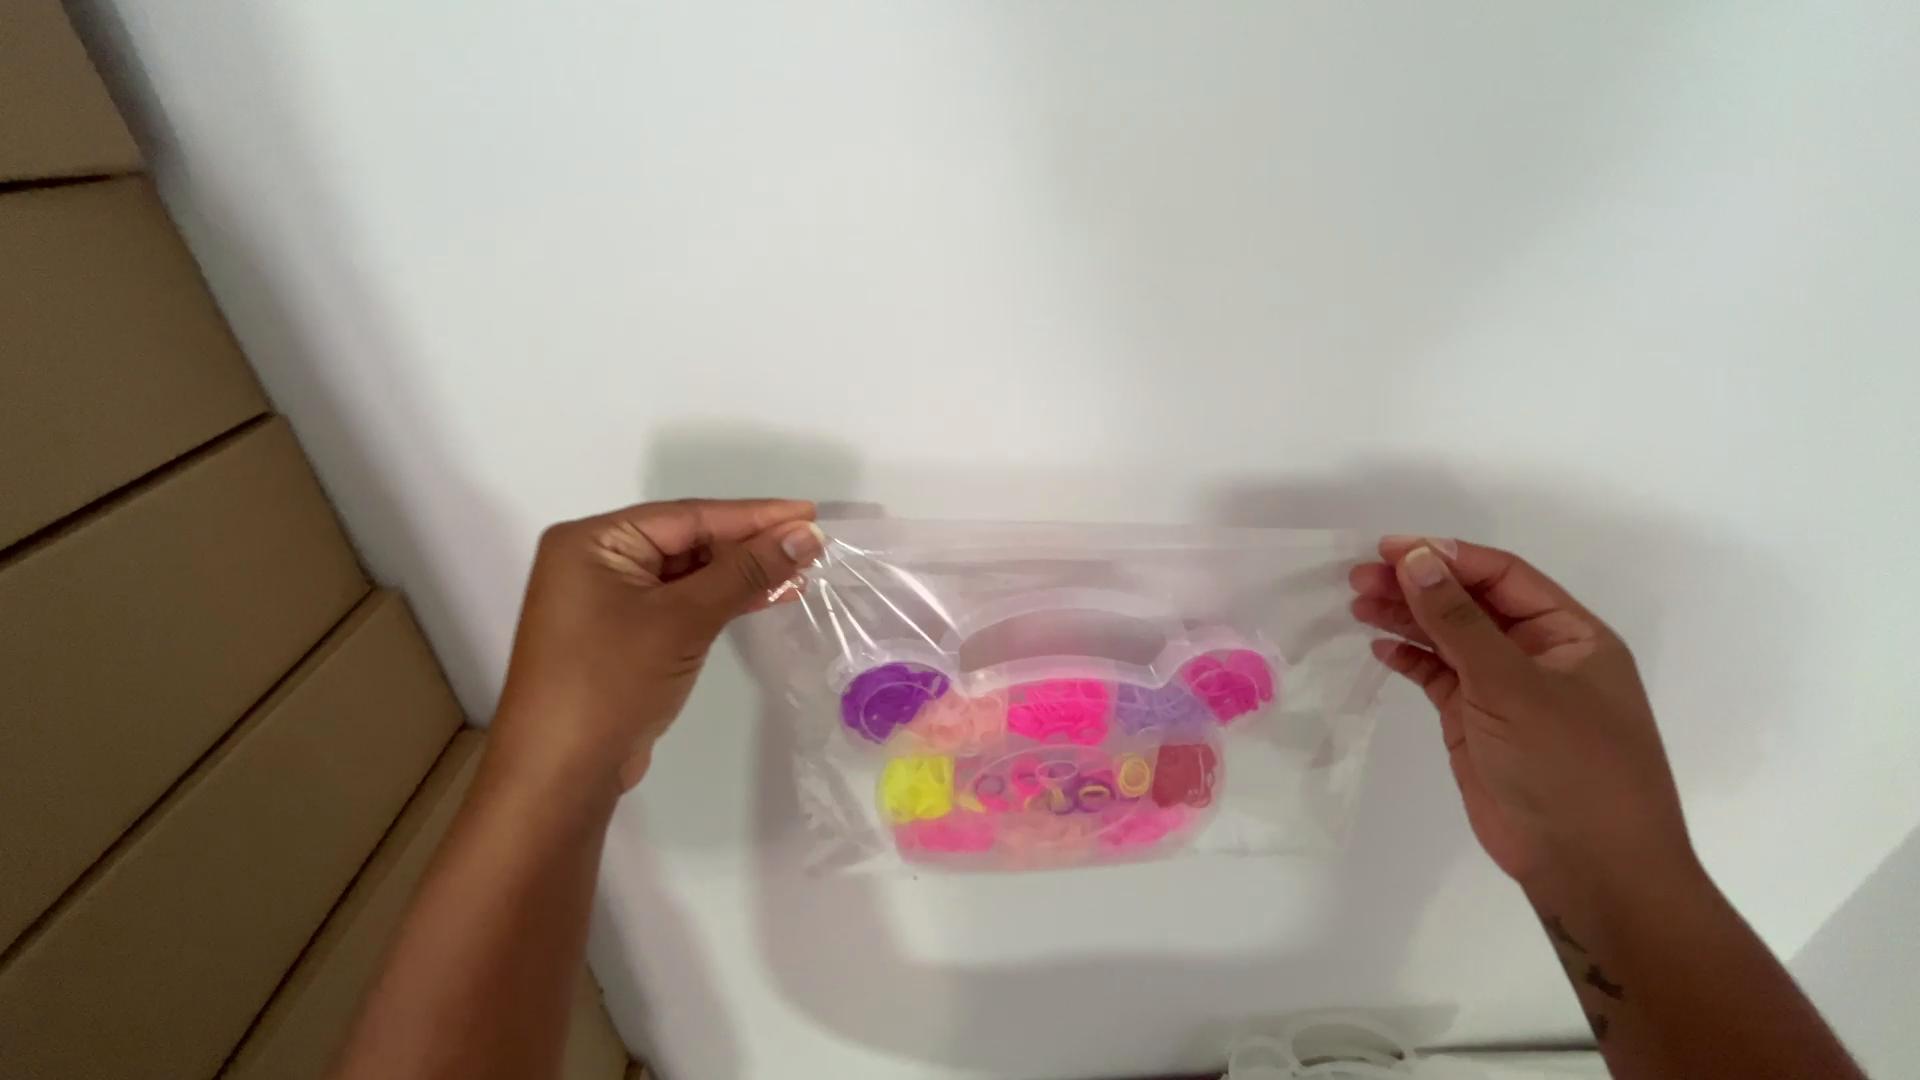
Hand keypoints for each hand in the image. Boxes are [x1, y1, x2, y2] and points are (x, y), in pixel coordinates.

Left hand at [491, 498, 822, 793]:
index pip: (689, 515)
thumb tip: (805, 535)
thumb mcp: (685, 619)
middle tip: (810, 546)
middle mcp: (597, 560)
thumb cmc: (613, 681)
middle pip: (689, 540)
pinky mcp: (624, 632)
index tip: (809, 514)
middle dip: (750, 545)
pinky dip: (722, 599)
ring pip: (689, 573)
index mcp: (595, 540)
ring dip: (742, 574)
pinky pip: (681, 601)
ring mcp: (608, 598)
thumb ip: (747, 571)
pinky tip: (766, 596)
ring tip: (799, 572)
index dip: (755, 515)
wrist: (561, 773)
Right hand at [1349, 537, 1694, 887]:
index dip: (1445, 556)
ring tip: (1357, 604)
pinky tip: (1381, 648)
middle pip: (1468, 603)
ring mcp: (1505, 688)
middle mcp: (1536, 654)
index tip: (1388, 550)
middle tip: (1358, 578)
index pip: (1501, 576)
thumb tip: (1415, 559)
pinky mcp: (1476, 720)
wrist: (1586, 865)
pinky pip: (1438, 675)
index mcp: (1569, 634)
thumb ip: (1458, 621)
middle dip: (1416, 586)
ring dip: (1406, 618)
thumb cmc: (1567, 765)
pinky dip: (1409, 659)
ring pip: (1448, 637)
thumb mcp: (1511, 685)